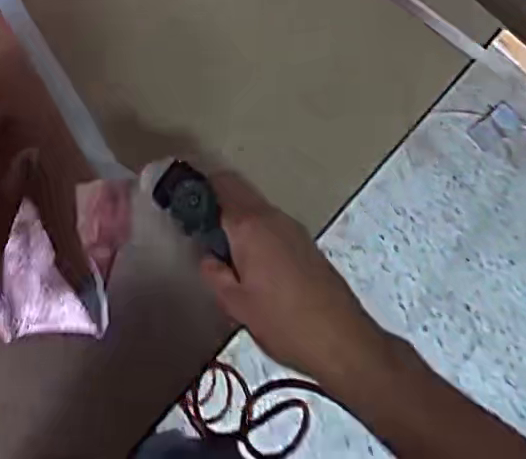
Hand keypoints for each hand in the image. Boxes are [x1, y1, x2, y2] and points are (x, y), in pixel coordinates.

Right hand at [196, 169, 391, 383]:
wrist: (342, 339)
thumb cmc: (283, 322)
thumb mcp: (238, 305)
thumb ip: (216, 276)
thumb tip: (207, 258)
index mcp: (249, 226)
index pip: (220, 186)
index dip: (199, 189)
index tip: (182, 204)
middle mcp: (271, 216)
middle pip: (238, 190)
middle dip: (216, 199)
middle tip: (198, 226)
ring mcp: (291, 227)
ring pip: (255, 207)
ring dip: (236, 217)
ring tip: (223, 251)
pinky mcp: (305, 242)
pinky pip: (271, 223)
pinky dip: (255, 230)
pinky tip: (252, 263)